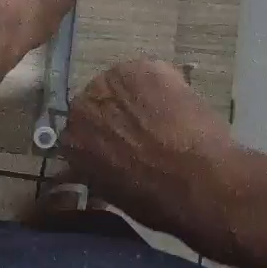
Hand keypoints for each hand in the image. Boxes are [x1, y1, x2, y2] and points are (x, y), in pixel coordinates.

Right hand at [60, 59, 234, 234]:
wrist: (196, 181)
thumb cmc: (155, 200)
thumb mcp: (112, 192)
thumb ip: (97, 169)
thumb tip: (102, 164)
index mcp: (71, 142)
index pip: (80, 131)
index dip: (103, 135)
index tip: (120, 142)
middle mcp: (81, 108)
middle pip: (97, 101)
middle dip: (116, 112)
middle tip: (143, 128)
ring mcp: (109, 83)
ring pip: (122, 83)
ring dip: (138, 95)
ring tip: (165, 114)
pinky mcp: (140, 68)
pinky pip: (150, 72)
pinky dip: (164, 84)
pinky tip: (180, 104)